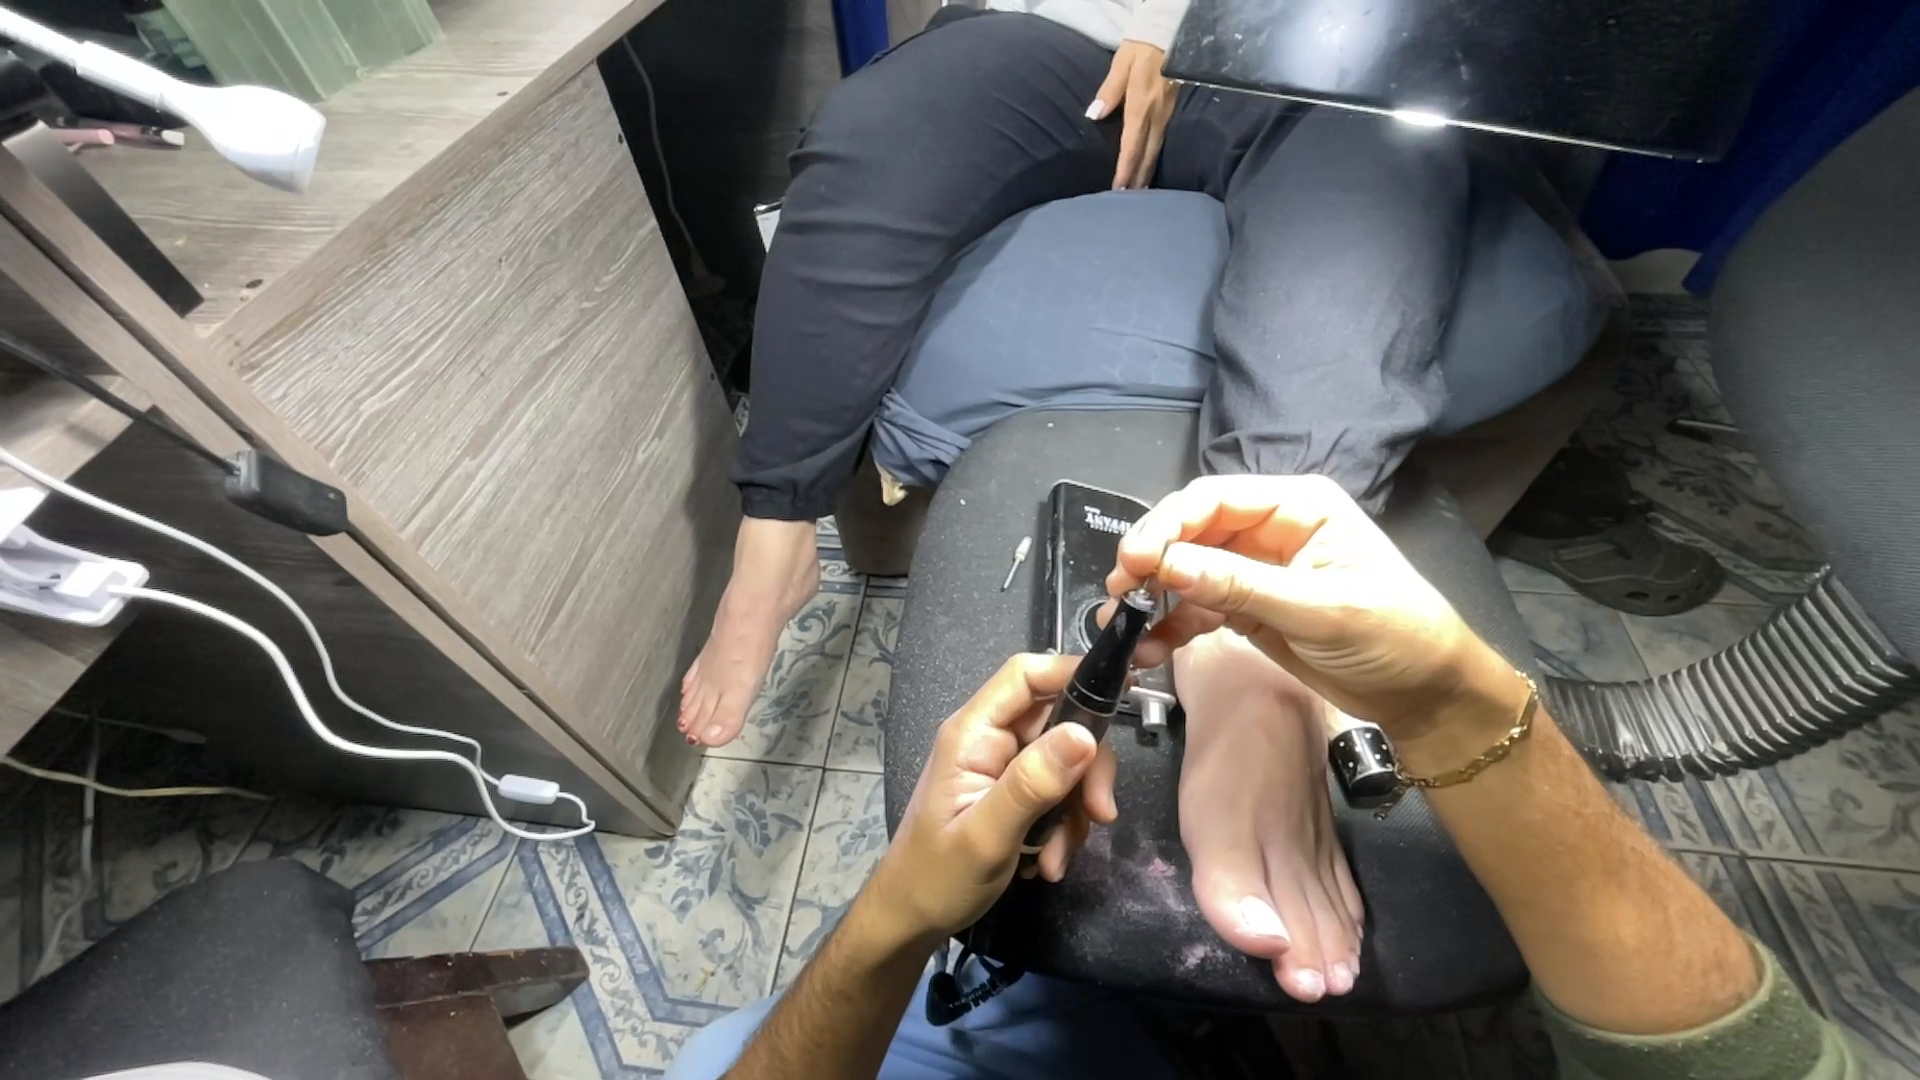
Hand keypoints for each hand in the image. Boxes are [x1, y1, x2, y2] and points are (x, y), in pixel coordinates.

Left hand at [864, 654, 1119, 947]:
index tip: (1122, 697)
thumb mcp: (986, 835)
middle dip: (1086, 768)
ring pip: (1066, 760)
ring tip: (1056, 857)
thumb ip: (1033, 783)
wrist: (913, 919)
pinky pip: (1058, 791)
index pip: (1025, 675)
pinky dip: (1064, 826)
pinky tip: (1047, 862)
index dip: (1072, 673)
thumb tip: (1086, 735)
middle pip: (1059, 719)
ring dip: (1075, 809)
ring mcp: (1004, 764)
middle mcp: (990, 738)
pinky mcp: (1015, 791)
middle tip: (1099, 814)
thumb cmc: (936, 877)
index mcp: (973, 732)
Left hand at [1088, 41, 1176, 189]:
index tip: (1118, 188)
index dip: (1125, 169)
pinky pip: (1162, 141)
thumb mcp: (1122, 63)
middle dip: (1137, 179)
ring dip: (1146, 173)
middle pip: (1146, 154)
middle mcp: (1156, 114)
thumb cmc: (1142, 45)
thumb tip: (1094, 114)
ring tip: (1138, 192)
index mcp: (1141, 105)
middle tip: (1128, 201)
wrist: (1173, 28)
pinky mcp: (1172, 110)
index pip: (1131, 145)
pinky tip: (1148, 168)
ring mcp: (1167, 114)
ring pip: (1156, 150)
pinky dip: (1154, 158)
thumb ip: (1109, 91)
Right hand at [1107, 475, 1523, 746]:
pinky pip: (1195, 608)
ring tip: (1121, 622)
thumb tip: (1166, 566)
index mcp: (1295, 507)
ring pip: (1185, 571)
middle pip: (1191, 531)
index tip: (1134, 561)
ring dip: (1152, 596)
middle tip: (1119, 589)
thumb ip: (1241, 585)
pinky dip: (1170, 626)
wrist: (1425, 694)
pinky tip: (1149, 648)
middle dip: (1152, 559)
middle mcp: (1267, 529)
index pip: (1214, 500)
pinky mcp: (1243, 607)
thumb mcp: (1320, 609)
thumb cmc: (1394, 637)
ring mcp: (1252, 569)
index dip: (1168, 525)